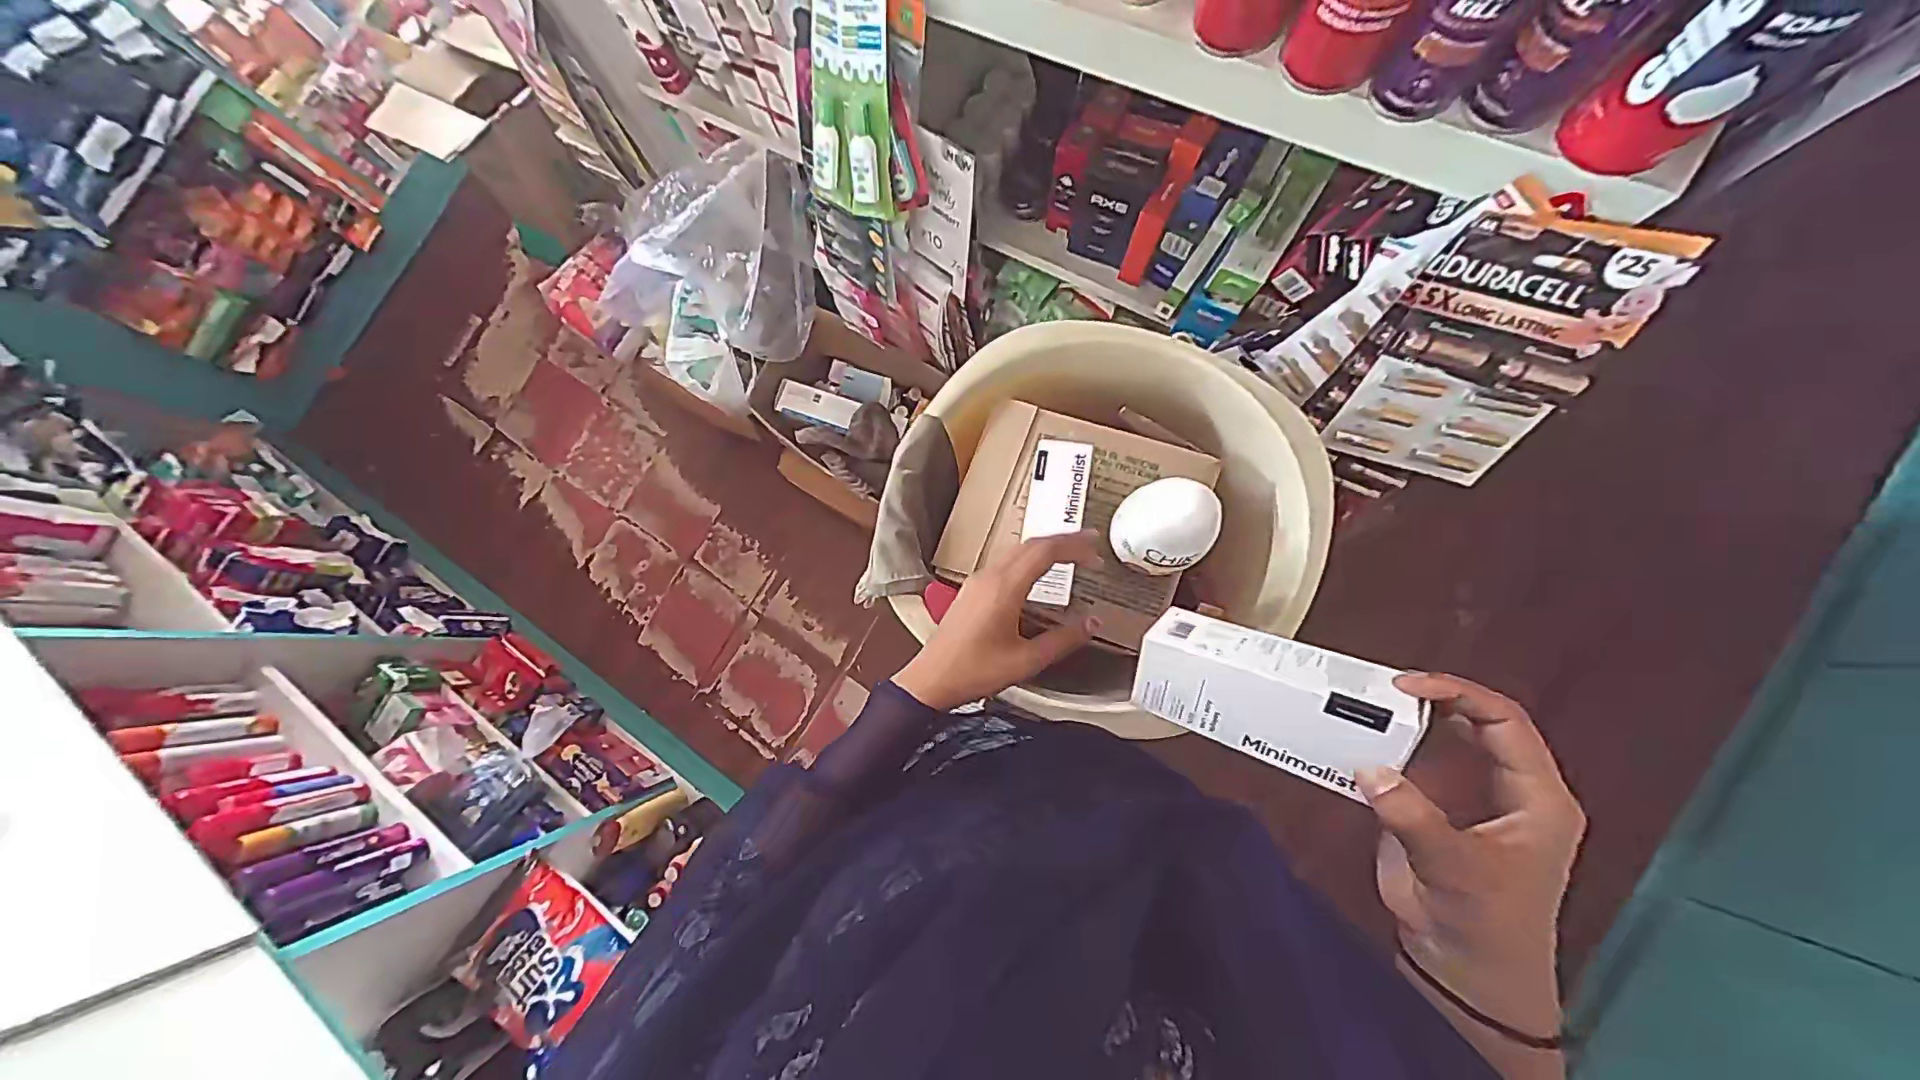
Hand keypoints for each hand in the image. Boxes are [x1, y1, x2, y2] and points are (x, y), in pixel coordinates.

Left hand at [892, 531, 1103, 710]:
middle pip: (1030, 545)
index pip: (1044, 551)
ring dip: (1044, 549)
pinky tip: (1037, 574)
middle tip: (1088, 545)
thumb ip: (1063, 640)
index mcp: (1003, 589)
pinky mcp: (971, 591)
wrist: (931, 679)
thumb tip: (1091, 624)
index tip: (1094, 544)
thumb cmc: (972, 671)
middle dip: (1062, 541)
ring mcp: (977, 582)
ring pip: (1016, 551)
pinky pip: (1005, 563)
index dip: (1073, 544)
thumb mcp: (1026, 660)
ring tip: (1069, 556)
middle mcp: (989, 578)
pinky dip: (1028, 560)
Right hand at [1356, 673, 1585, 1041]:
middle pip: (1471, 720)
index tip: (1409, 685)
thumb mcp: (1457, 868)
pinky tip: (1355, 738)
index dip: (1460, 693)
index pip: (1504, 722)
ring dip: (1402, 719)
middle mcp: (1502, 786)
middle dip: (1429, 698)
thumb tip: (1370, 771)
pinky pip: (1405, 762)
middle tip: (1381, 687)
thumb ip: (1415, 818)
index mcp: (1536, 796)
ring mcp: (1463, 794)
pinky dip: (1382, 746)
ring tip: (1363, 703)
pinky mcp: (1428, 805)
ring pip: (1436, 737)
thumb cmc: (1486, 922)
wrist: (1464, 965)